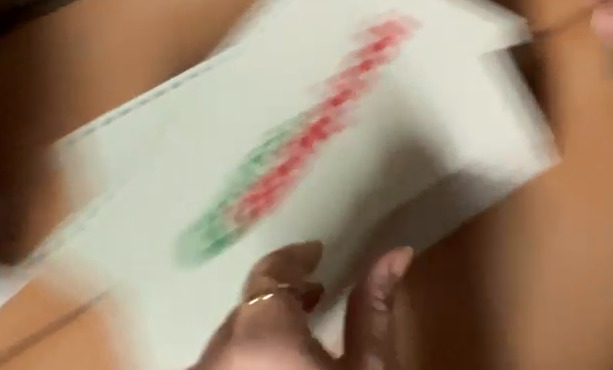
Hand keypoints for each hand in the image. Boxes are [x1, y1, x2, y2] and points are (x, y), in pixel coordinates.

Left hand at [192, 242, 410, 369]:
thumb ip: (372, 308)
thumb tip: (398, 253)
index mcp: (259, 339)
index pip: (267, 278)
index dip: (292, 259)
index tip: (316, 254)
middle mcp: (214, 360)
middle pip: (244, 311)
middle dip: (279, 298)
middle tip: (314, 296)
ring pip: (225, 343)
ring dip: (257, 329)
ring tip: (296, 332)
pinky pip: (215, 366)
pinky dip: (240, 356)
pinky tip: (271, 365)